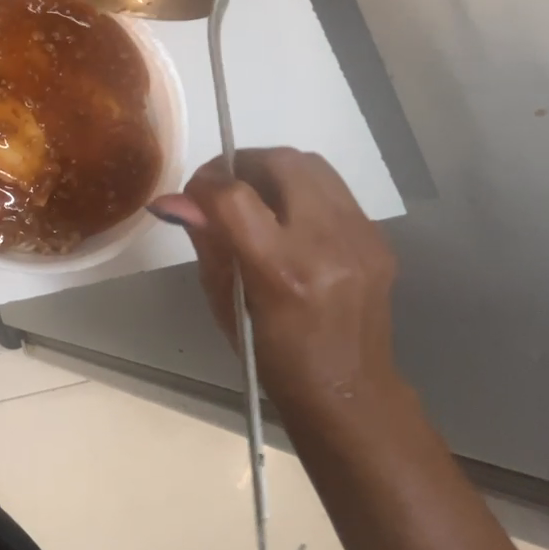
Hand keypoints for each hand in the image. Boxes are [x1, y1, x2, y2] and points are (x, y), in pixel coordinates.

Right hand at [150, 148, 401, 419]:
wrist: (348, 386)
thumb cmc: (268, 351)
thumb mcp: (221, 296)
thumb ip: (205, 239)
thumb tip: (170, 200)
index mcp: (282, 270)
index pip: (234, 196)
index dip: (204, 185)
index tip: (190, 196)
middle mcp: (328, 245)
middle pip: (283, 162)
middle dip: (242, 163)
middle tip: (220, 187)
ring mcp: (361, 238)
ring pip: (312, 166)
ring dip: (272, 171)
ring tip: (252, 198)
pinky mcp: (378, 238)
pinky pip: (332, 190)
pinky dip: (299, 191)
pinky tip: (285, 219)